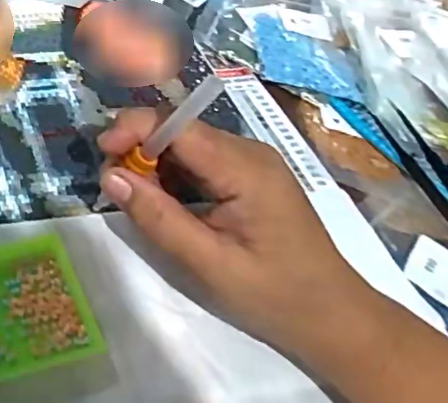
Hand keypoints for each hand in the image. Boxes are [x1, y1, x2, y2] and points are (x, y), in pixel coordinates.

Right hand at [98, 109, 380, 355]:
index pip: (174, 123)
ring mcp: (249, 158)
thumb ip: (158, 218)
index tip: (104, 154)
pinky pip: (196, 156)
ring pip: (182, 141)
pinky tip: (170, 203)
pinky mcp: (248, 171)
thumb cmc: (278, 297)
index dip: (132, 129)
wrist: (342, 325)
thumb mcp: (211, 265)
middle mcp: (246, 150)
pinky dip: (172, 173)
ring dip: (153, 163)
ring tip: (144, 200)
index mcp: (243, 166)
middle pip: (175, 128)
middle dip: (138, 149)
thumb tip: (109, 176)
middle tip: (118, 187)